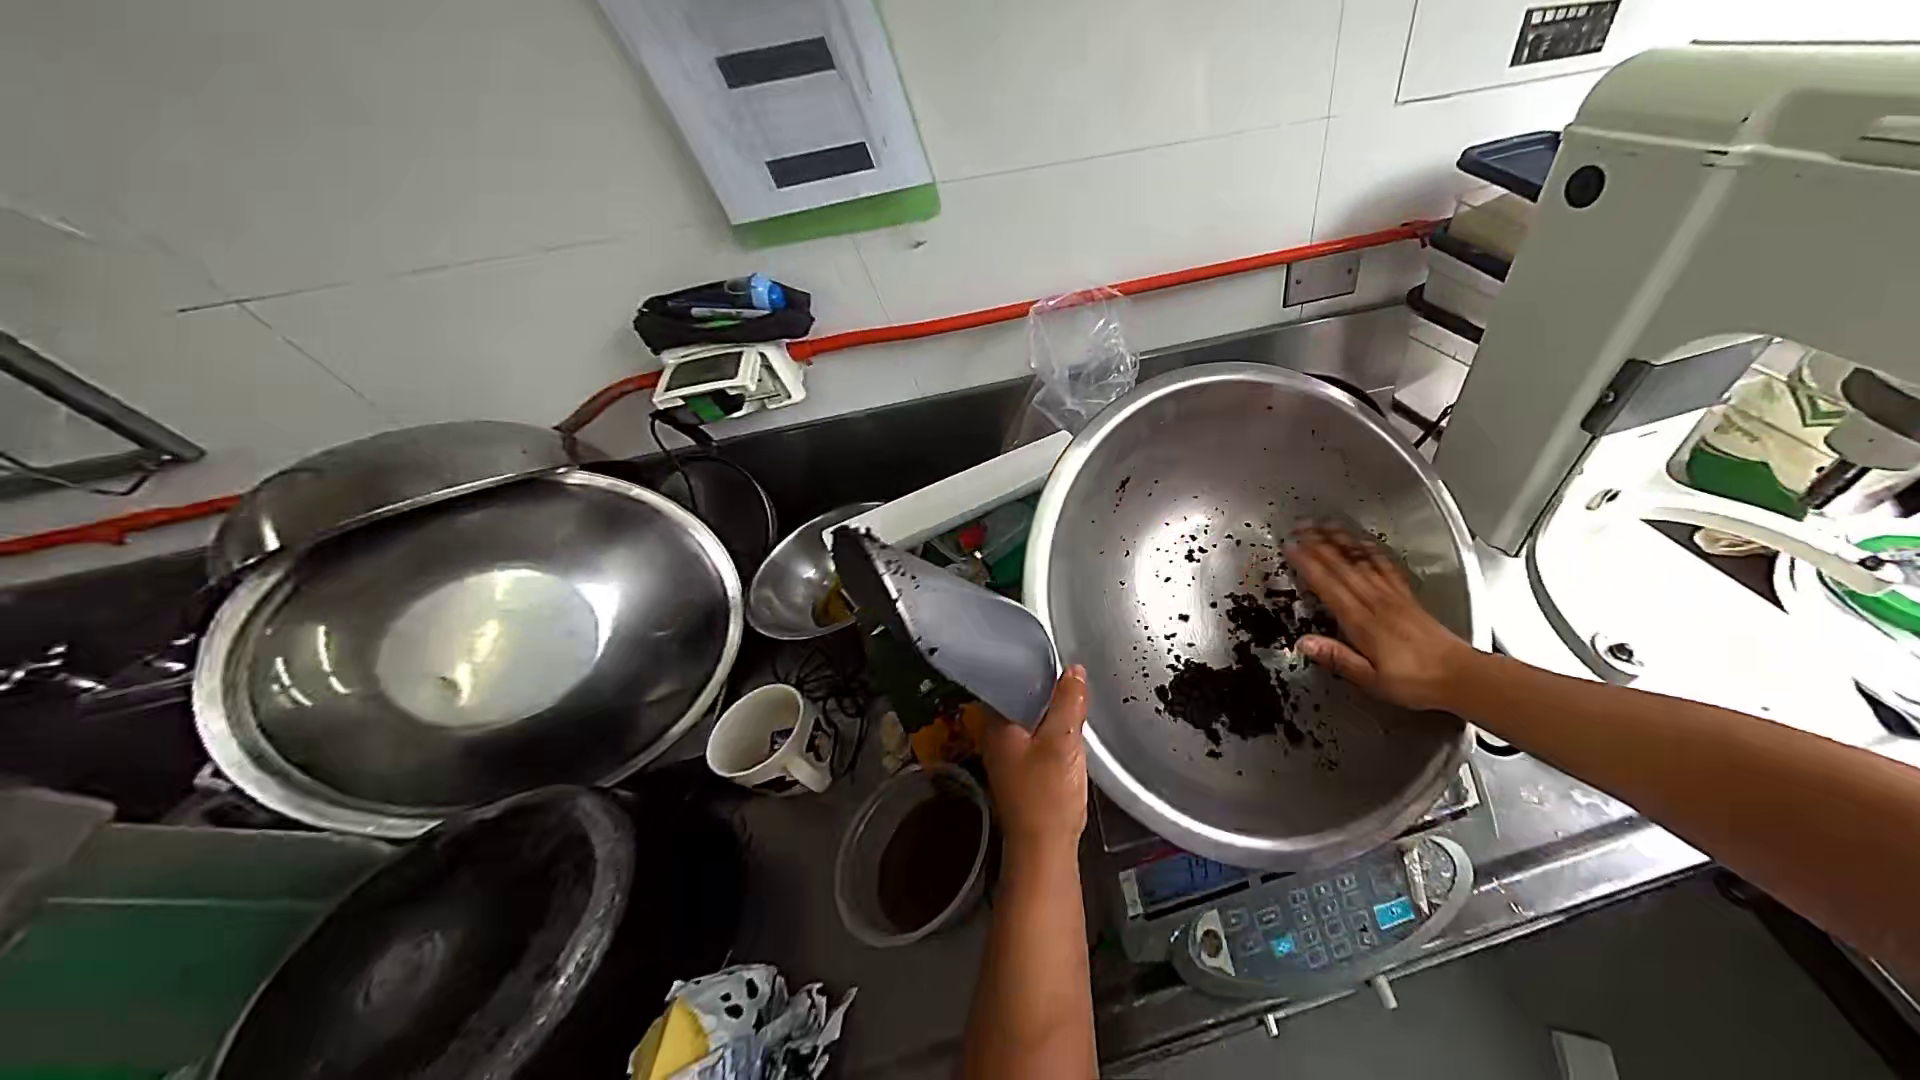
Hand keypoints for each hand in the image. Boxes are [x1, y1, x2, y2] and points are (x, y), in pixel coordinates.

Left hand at [981, 665, 1088, 856]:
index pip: (1006, 683)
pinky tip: (1069, 730)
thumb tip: (1073, 671)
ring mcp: (1007, 757)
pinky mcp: (1022, 772)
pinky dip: (1051, 732)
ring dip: (1050, 712)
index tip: (1051, 656)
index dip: (1029, 668)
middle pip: (1019, 701)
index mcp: (995, 726)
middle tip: (1068, 675)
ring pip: (1030, 721)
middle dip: (1044, 690)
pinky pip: (1036, 740)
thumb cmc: (1047, 795)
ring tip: (1072, 698)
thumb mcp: (1062, 741)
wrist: (1045, 849)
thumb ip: (1068, 703)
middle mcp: (995, 738)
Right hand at [1284, 526, 1476, 711]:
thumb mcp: (1369, 679)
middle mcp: (1377, 604)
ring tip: (1328, 526)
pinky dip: (1373, 552)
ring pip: (1363, 562)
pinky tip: (1366, 544)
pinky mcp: (1409, 599)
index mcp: (1363, 622)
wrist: (1463, 678)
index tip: (1293, 548)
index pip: (1329, 586)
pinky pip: (1387, 568)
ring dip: (1343, 542)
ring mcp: (1394, 598)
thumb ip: (1336, 657)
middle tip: (1303, 527)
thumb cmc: (1417, 682)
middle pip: (1344, 567)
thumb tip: (1304, 643)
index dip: (1308, 565)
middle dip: (1320, 545)